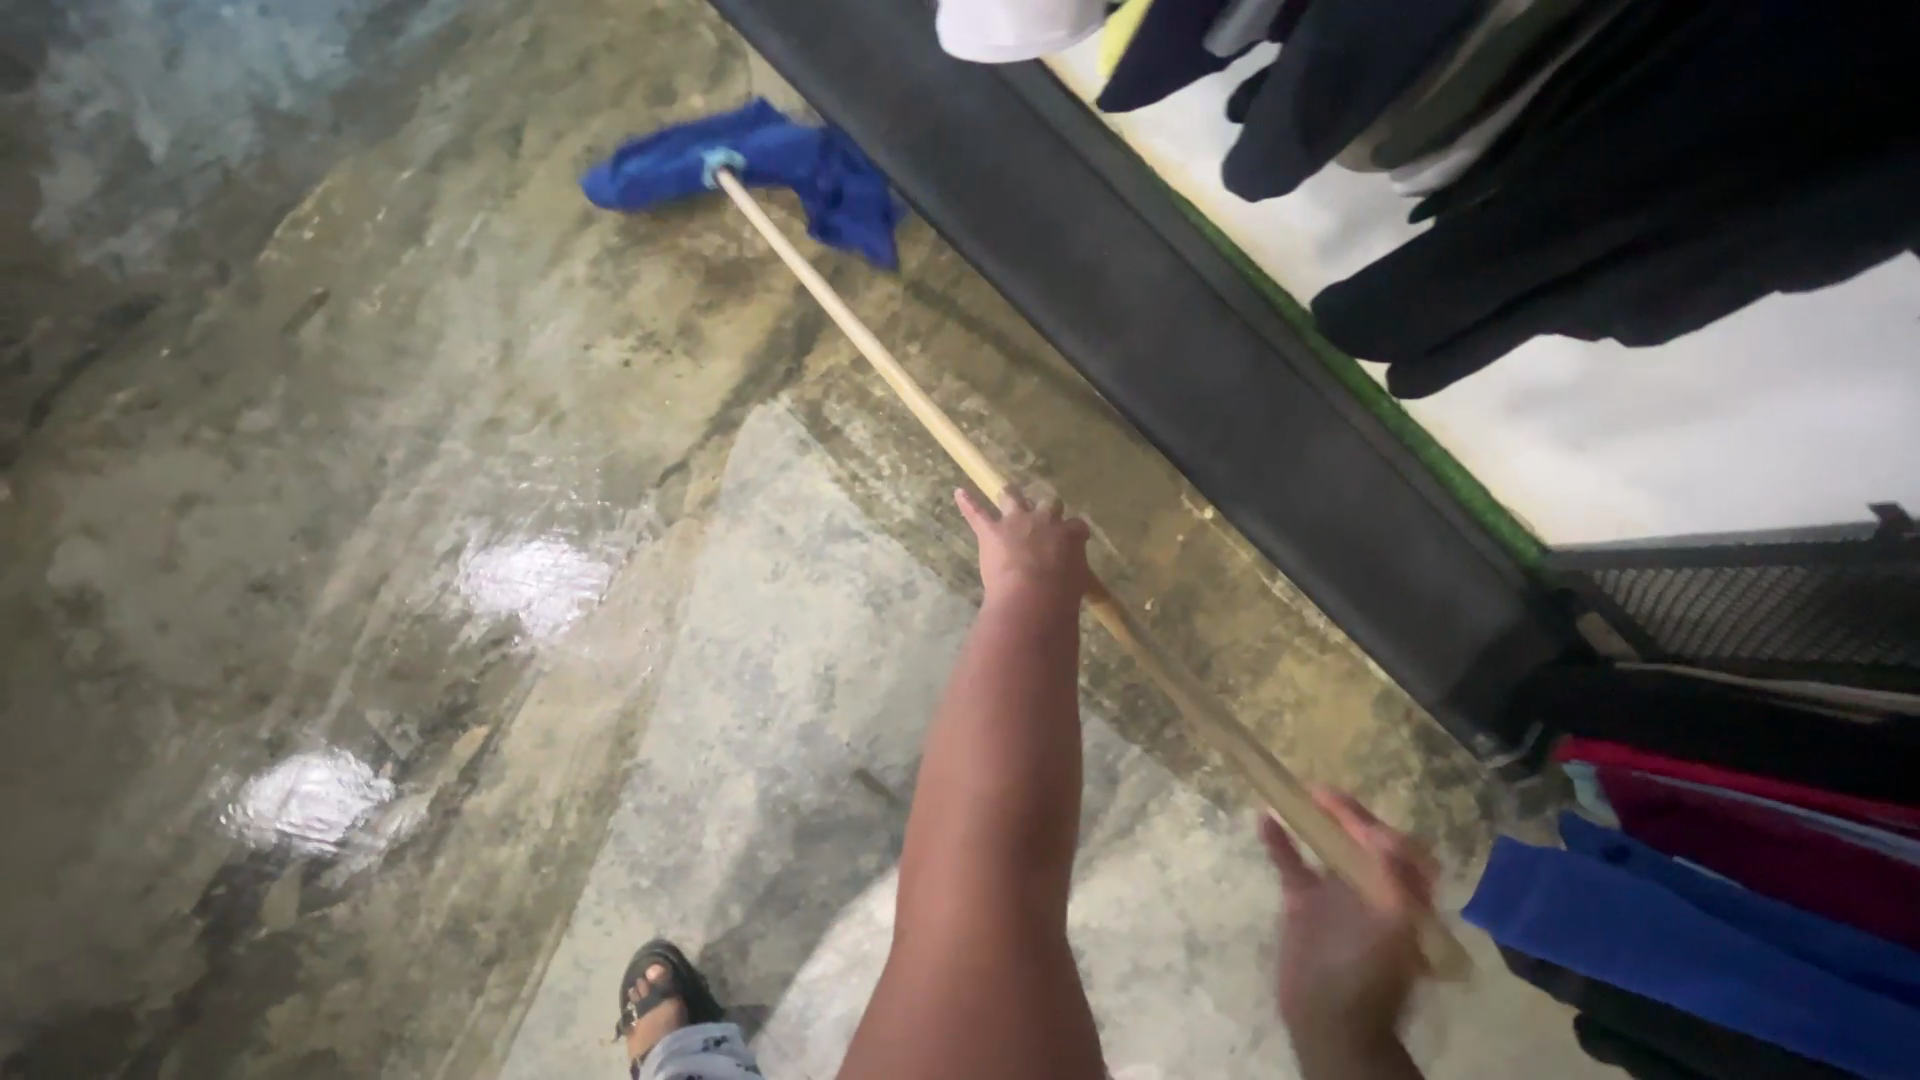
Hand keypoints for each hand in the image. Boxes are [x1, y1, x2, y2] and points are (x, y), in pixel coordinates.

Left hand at [954, 485, 1091, 608]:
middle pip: (1048, 504)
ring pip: (1012, 498)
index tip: (1073, 538)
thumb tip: (1069, 571)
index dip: (1073, 531)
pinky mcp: (991, 531)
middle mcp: (1044, 521)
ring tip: (1007, 491)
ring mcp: (1016, 522)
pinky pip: (977, 513)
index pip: (1076, 526)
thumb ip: (1074, 570)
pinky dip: (968, 503)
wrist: (1031, 597)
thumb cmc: (1060, 596)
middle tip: (1042, 515)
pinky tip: (959, 494)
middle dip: (1046, 508)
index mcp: (1069, 534)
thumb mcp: (1077, 583)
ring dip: (1010, 495)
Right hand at [1260, 789, 1435, 1069]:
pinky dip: (1279, 843)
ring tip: (1296, 795)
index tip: (1346, 808)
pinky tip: (1264, 820)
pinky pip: (1292, 865)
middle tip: (1319, 793)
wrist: (1329, 1023)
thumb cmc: (1367, 977)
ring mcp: (1337, 897)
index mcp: (1401, 898)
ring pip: (1327, 848)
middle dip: (1346, 815)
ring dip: (1314, 821)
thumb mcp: (1391, 928)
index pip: (1397, 848)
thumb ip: (1391, 880)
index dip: (1374, 823)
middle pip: (1362, 841)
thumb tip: (1382, 835)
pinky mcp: (1305, 905)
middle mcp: (1372, 891)